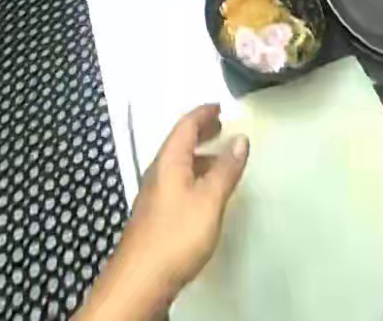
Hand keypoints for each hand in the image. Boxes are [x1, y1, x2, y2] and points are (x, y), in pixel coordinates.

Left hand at [76, 104, 248, 319]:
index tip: (220, 106)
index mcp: (169, 159)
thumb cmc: (177, 233)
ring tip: (220, 158)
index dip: (203, 113)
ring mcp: (154, 190)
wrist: (141, 277)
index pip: (186, 124)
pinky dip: (193, 172)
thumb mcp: (209, 200)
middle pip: (180, 140)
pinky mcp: (155, 210)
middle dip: (200, 130)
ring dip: (198, 153)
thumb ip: (225, 170)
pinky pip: (176, 177)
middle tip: (221, 126)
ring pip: (178, 161)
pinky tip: (203, 190)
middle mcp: (159, 168)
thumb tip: (240, 138)